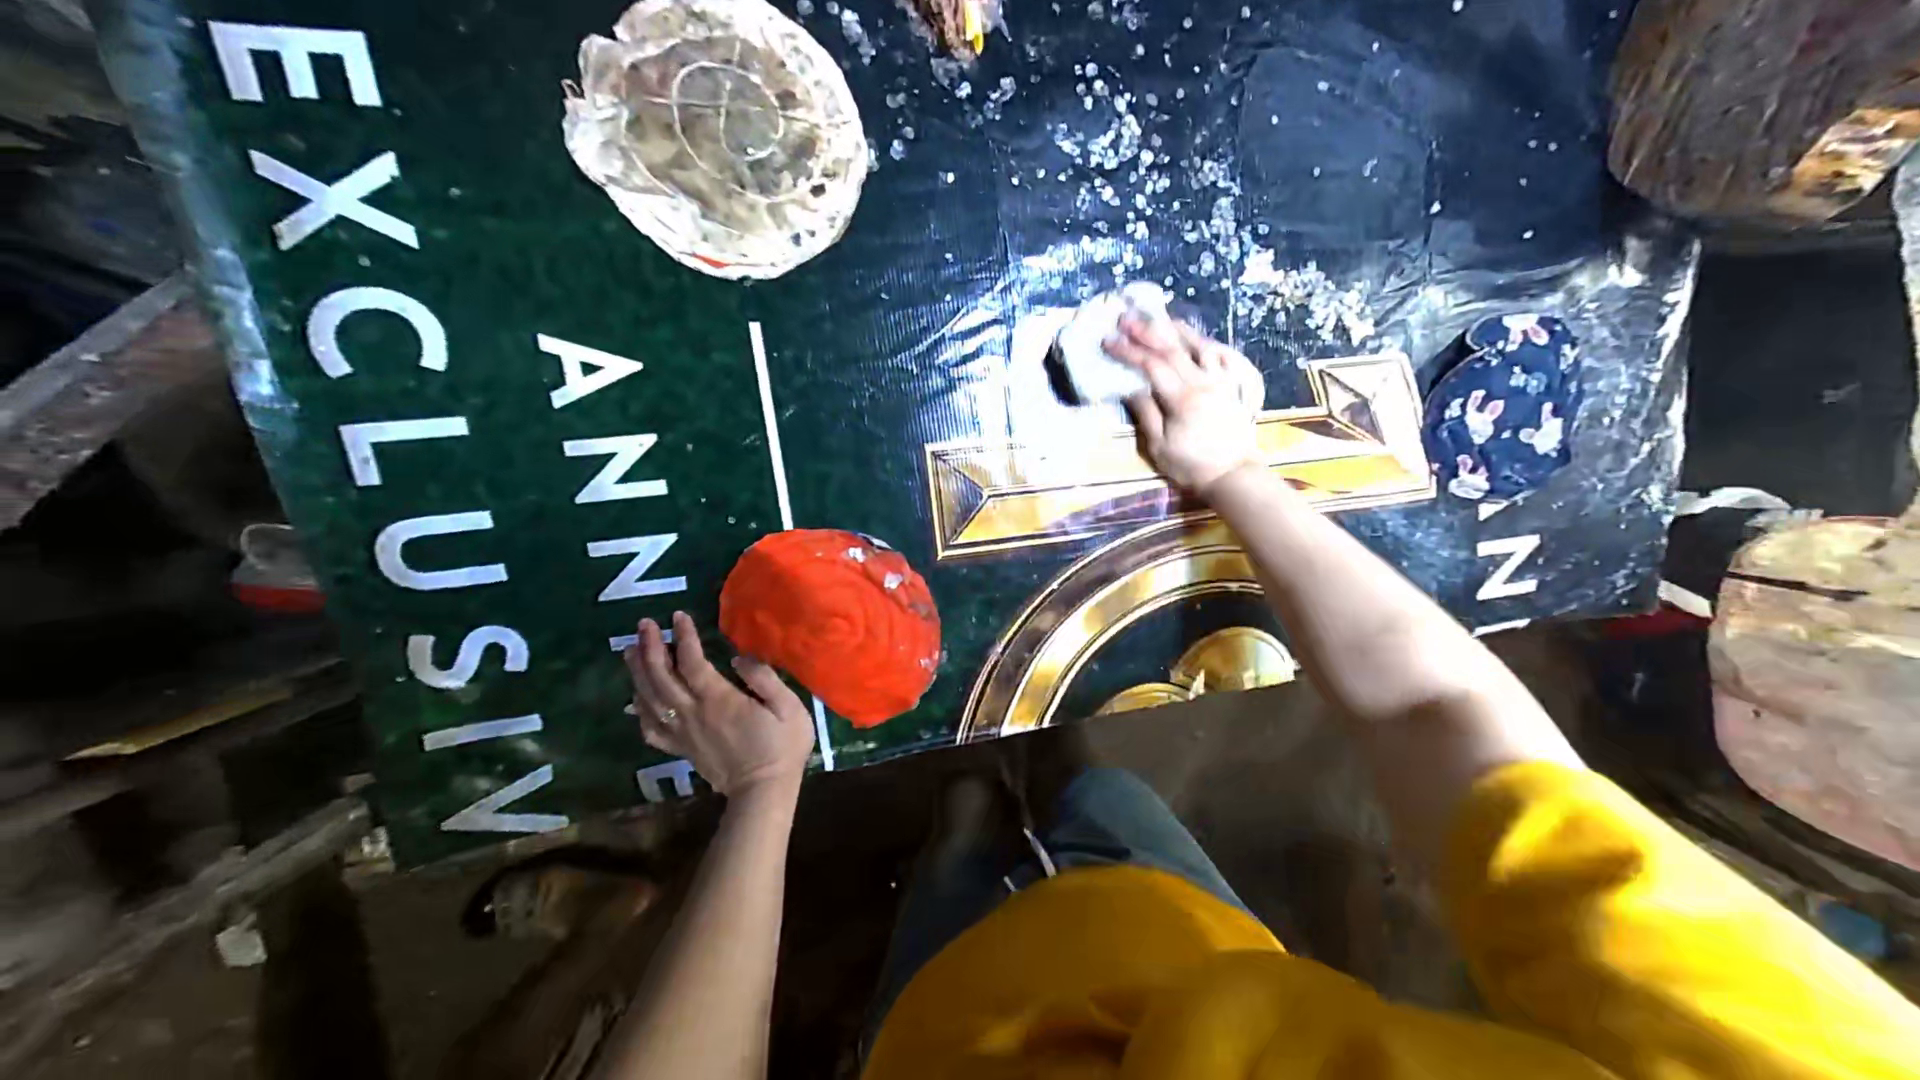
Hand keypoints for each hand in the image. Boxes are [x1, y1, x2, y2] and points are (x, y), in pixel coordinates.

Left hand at [623, 611, 815, 797]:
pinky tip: (635, 698)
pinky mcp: (680, 748)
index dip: (682, 637)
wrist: (764, 791)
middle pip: (661, 676)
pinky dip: (638, 710)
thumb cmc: (781, 746)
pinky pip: (650, 728)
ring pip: (649, 699)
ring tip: (630, 649)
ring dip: (637, 672)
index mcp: (718, 699)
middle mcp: (692, 713)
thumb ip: (764, 679)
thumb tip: (739, 658)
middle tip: (644, 624)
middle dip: (649, 647)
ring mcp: (682, 732)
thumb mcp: (788, 708)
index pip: (691, 662)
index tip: (678, 616)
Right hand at [1105, 313, 1264, 496]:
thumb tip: (1131, 388)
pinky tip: (1199, 339)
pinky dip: (1209, 343)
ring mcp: (1222, 381)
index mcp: (1182, 398)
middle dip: (1147, 331)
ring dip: (1178, 330)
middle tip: (1126, 318)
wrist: (1233, 475)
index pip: (1151, 364)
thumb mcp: (1159, 446)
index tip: (1109, 340)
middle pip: (1173, 348)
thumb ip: (1146, 413)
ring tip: (1161, 318)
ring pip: (1200, 345)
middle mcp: (1204, 381)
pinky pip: (1225, 356)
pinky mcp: (1234, 386)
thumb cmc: (1191, 465)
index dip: (1128, 350)